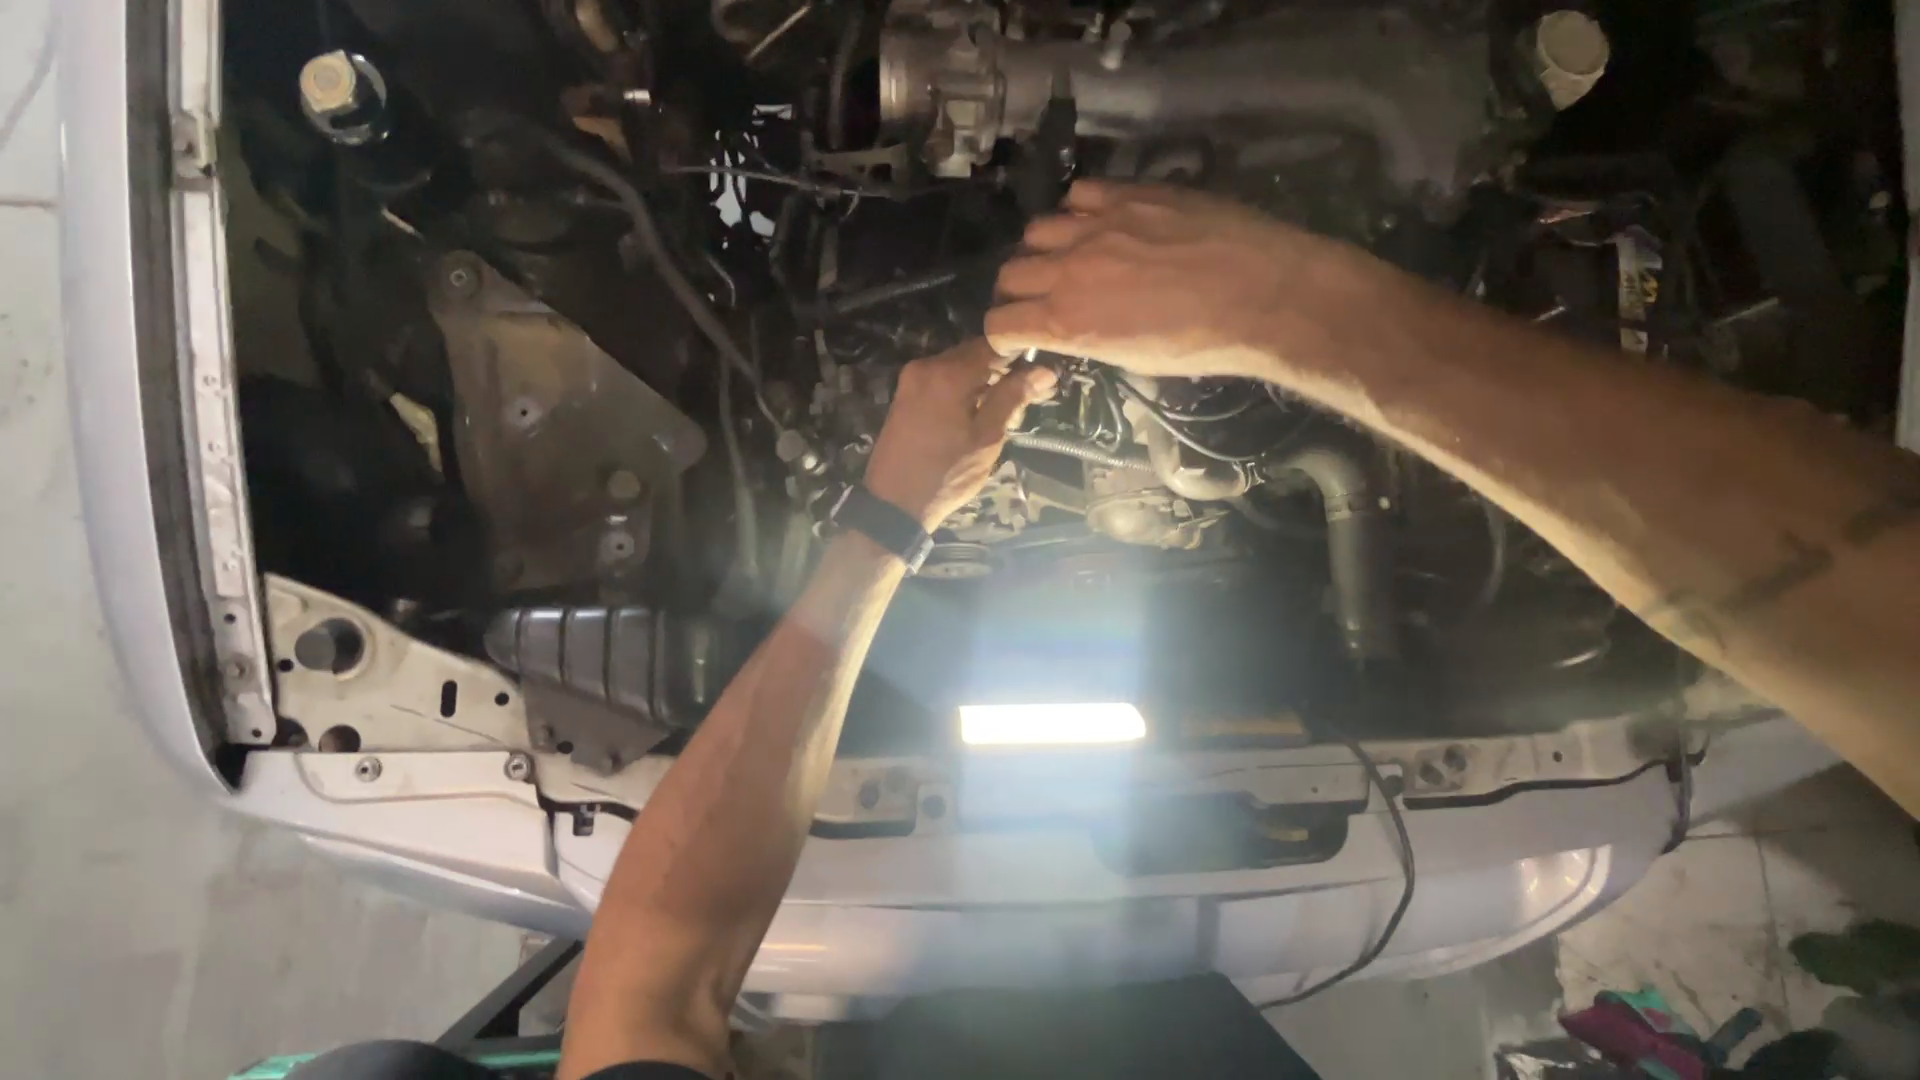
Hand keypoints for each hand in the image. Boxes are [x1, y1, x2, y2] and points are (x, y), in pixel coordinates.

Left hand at [864, 339, 1058, 528]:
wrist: (893, 505)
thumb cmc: (945, 473)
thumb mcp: (986, 437)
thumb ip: (1013, 398)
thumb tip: (1044, 371)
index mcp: (947, 372)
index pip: (993, 344)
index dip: (1022, 354)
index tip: (1044, 372)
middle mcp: (925, 366)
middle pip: (974, 354)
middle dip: (1004, 370)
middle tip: (1033, 394)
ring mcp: (911, 381)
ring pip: (959, 368)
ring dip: (985, 381)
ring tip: (1010, 408)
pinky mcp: (905, 397)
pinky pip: (942, 382)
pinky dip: (964, 390)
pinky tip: (981, 411)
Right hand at [986, 181, 1377, 379]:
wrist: (1262, 295)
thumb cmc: (1201, 345)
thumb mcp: (1133, 361)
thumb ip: (1087, 340)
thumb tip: (1071, 331)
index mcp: (1068, 322)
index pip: (999, 322)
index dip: (1003, 333)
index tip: (1017, 336)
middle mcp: (1069, 270)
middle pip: (1010, 274)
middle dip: (1017, 292)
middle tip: (1039, 299)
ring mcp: (1097, 225)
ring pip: (1036, 231)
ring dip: (1042, 250)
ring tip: (1067, 257)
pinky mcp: (1129, 194)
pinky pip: (1078, 194)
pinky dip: (1076, 212)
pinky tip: (1096, 225)